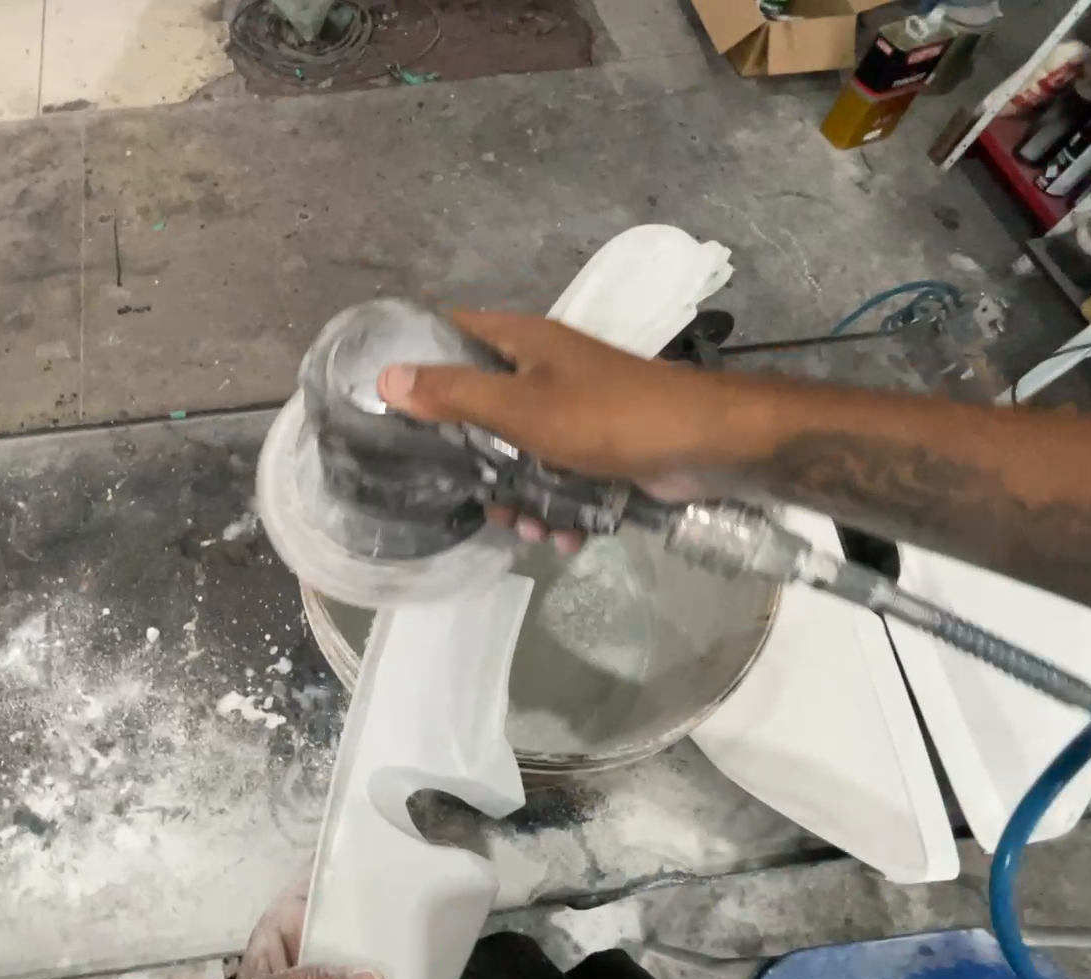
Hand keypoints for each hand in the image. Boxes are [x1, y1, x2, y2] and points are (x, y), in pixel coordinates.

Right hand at [375, 311, 733, 550]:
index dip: (422, 356)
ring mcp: (571, 409)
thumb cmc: (605, 415)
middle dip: (472, 455)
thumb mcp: (518, 407)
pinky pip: (558, 476)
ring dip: (518, 496)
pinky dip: (556, 506)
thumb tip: (386, 377)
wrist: (704, 445)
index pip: (456, 331)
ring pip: (520, 451)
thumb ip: (453, 393)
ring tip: (525, 529)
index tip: (394, 398)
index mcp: (522, 342)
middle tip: (465, 489)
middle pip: (482, 403)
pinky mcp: (596, 447)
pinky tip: (562, 535)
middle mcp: (543, 370)